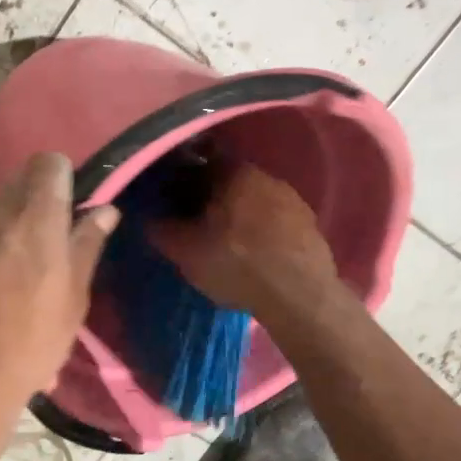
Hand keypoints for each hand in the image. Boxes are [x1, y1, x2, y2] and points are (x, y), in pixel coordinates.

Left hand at [0, 152, 117, 413]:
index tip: (74, 206)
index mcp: (34, 219)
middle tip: (56, 242)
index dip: (64, 176)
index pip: (48, 163)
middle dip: (40, 201)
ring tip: (27, 274)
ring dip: (15, 227)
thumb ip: (86, 246)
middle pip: (20, 184)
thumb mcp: (73, 298)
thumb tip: (104, 210)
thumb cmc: (33, 342)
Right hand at [150, 163, 335, 314]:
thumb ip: (162, 230)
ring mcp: (293, 199)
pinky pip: (274, 219)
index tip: (169, 202)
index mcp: (232, 173)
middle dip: (209, 199)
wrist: (299, 296)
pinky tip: (254, 254)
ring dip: (238, 215)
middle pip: (227, 182)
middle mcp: (265, 176)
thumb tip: (150, 218)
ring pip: (253, 200)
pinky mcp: (309, 223)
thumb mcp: (184, 252)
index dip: (179, 182)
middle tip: (194, 224)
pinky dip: (261, 230)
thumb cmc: (235, 265)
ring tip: (225, 243)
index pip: (197, 163)